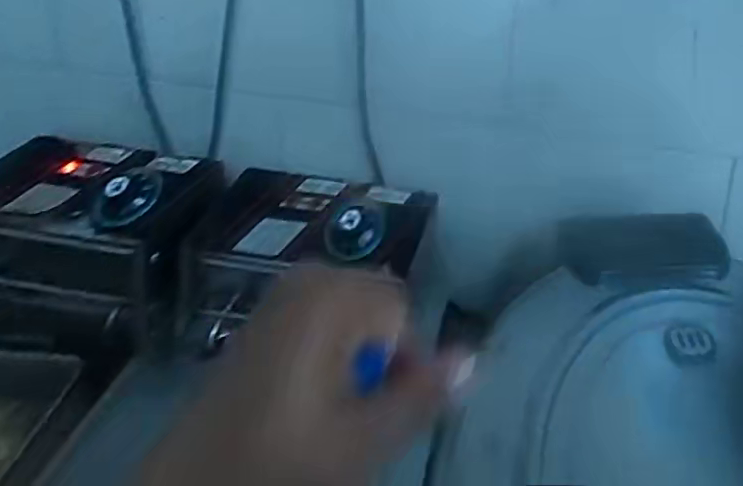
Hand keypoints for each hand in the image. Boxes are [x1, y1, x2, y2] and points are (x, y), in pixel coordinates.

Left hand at [141, 266, 472, 485]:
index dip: (402, 366)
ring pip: (356, 314)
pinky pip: (325, 316)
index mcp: (333, 292)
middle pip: (380, 307)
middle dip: (379, 358)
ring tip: (328, 412)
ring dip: (356, 357)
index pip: (402, 315)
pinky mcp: (267, 311)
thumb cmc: (273, 468)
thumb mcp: (358, 444)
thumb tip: (475, 358)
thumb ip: (421, 397)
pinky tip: (304, 398)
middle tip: (351, 418)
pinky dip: (329, 351)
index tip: (377, 416)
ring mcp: (284, 290)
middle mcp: (311, 275)